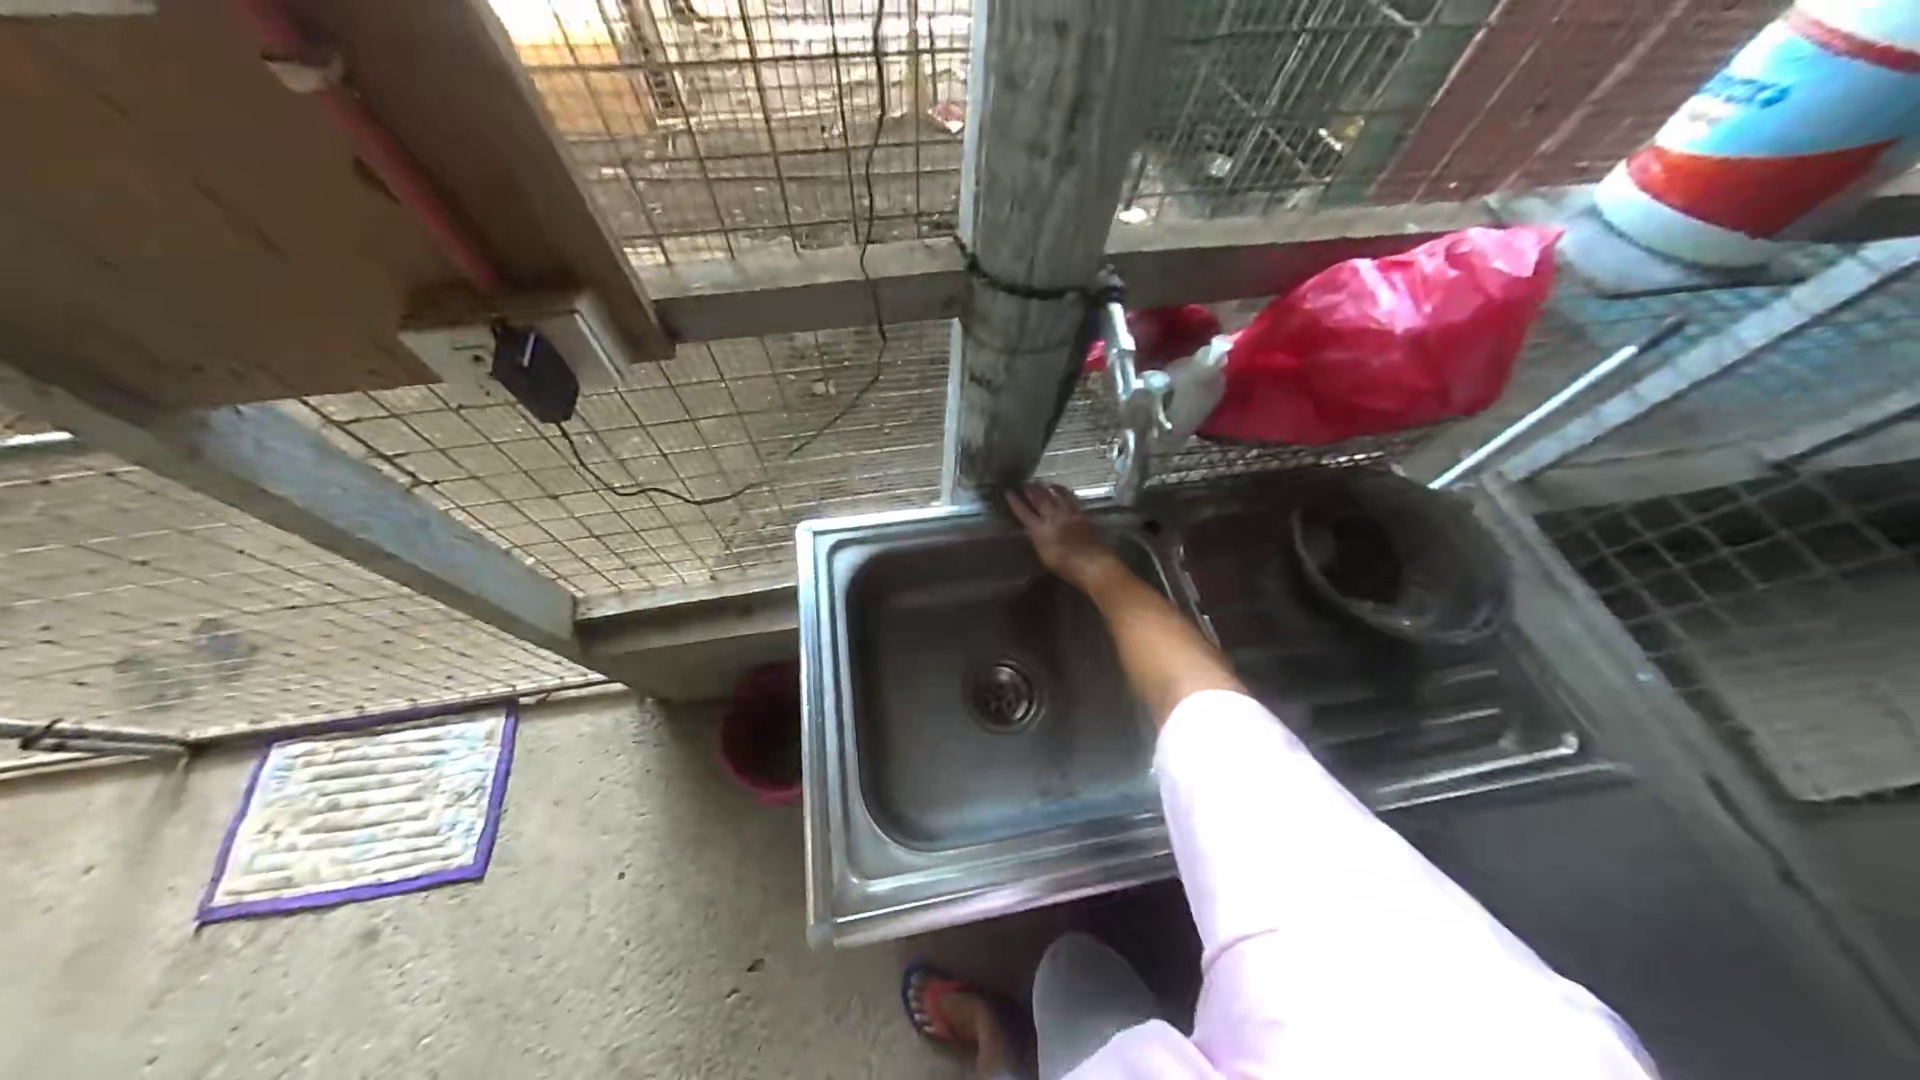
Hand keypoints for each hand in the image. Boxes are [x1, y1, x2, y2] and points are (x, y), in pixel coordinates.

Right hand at [1006, 482, 1119, 590]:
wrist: (1091, 562)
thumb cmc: (1065, 565)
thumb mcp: (1043, 555)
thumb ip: (1035, 540)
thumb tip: (1028, 529)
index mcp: (1040, 530)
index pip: (1023, 513)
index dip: (1015, 502)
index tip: (1008, 492)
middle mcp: (1052, 518)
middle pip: (1039, 500)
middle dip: (1031, 491)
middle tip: (1025, 483)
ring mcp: (1067, 513)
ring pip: (1054, 496)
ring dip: (1045, 488)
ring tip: (1039, 482)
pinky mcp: (1079, 513)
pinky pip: (1069, 498)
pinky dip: (1062, 491)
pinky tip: (1058, 488)